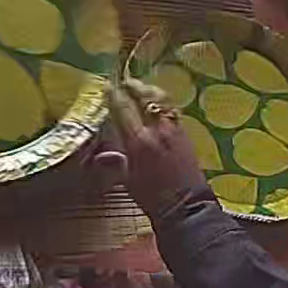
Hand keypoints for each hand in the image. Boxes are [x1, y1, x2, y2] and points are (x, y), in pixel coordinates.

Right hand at [103, 78, 208, 217]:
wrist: (186, 205)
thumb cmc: (152, 196)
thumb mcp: (128, 179)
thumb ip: (116, 160)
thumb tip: (102, 153)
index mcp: (139, 140)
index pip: (123, 108)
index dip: (114, 95)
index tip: (107, 86)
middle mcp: (157, 129)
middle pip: (145, 97)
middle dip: (134, 86)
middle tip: (124, 82)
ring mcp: (174, 129)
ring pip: (162, 100)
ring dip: (150, 91)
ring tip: (141, 89)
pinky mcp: (185, 133)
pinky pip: (172, 110)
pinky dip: (162, 102)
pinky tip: (157, 105)